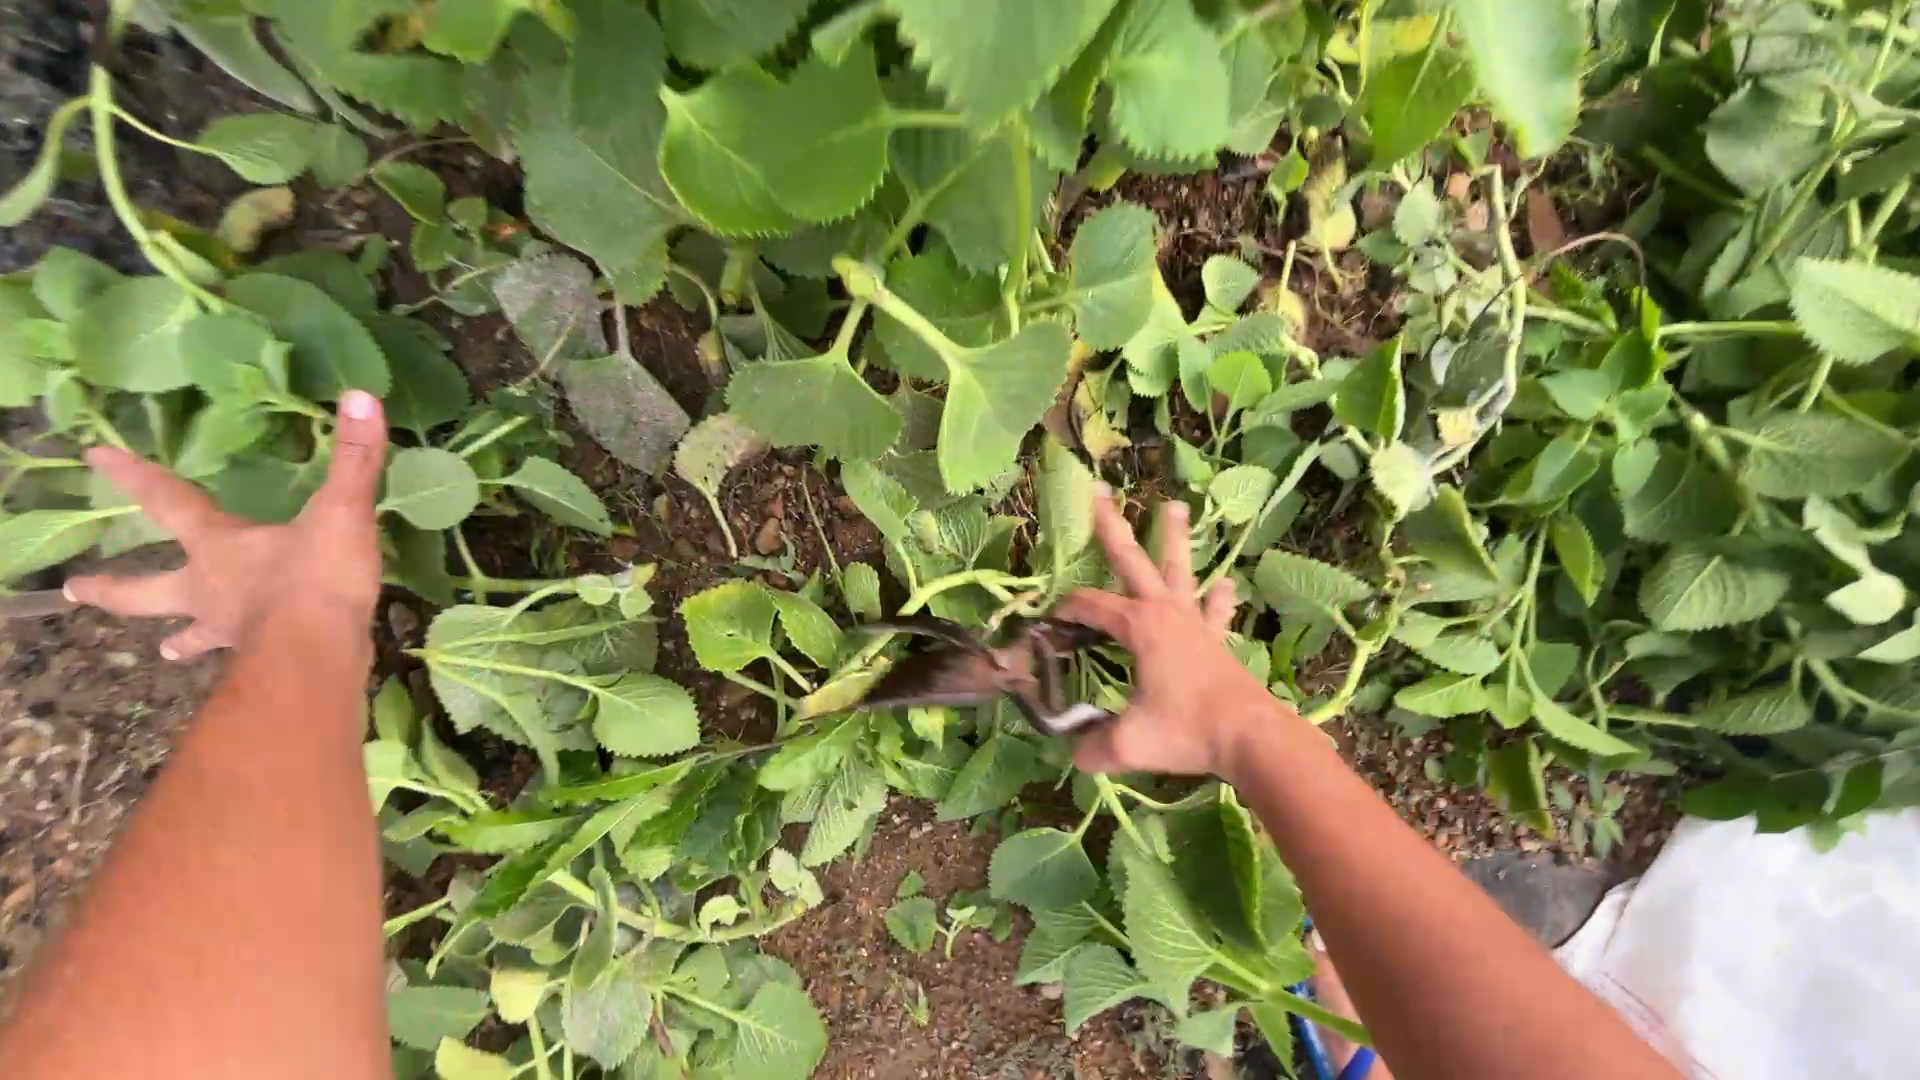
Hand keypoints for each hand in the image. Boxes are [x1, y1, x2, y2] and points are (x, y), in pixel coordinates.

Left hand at [64, 390, 388, 660]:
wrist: (321, 650)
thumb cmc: (316, 578)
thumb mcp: (342, 511)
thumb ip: (355, 458)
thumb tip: (362, 396)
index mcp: (219, 548)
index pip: (169, 503)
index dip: (137, 477)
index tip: (97, 456)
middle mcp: (210, 589)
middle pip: (149, 590)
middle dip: (115, 590)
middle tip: (77, 590)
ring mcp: (232, 629)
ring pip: (192, 634)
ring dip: (180, 638)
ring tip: (168, 649)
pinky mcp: (264, 658)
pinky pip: (245, 655)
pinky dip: (244, 655)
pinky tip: (252, 660)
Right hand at [1054, 488, 1298, 777]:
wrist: (1251, 737)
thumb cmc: (1188, 730)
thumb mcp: (1130, 741)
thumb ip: (1095, 747)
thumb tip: (1074, 755)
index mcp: (1140, 627)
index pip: (1091, 606)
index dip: (1066, 609)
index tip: (1049, 620)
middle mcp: (1166, 613)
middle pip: (1132, 562)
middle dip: (1112, 528)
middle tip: (1099, 492)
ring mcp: (1194, 623)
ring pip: (1179, 571)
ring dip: (1173, 540)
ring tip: (1174, 506)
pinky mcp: (1215, 641)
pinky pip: (1214, 612)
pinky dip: (1217, 599)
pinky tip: (1223, 585)